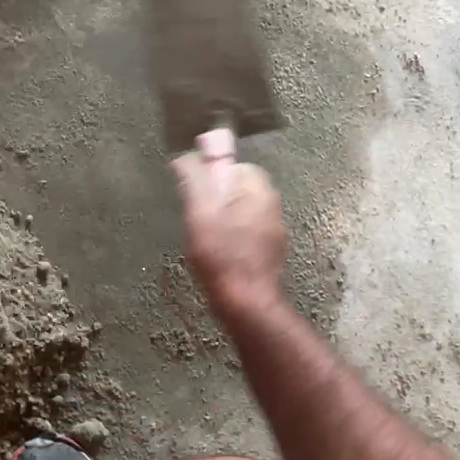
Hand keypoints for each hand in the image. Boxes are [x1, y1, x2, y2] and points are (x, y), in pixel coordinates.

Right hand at [171, 129, 286, 320]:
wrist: (246, 302)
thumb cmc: (221, 254)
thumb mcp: (199, 212)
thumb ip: (193, 180)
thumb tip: (185, 157)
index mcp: (260, 192)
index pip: (239, 167)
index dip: (215, 176)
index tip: (198, 192)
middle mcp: (273, 208)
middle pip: (242, 191)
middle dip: (219, 198)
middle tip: (198, 217)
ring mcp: (275, 233)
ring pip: (245, 214)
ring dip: (226, 220)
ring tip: (206, 238)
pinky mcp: (272, 255)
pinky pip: (250, 236)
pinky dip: (234, 239)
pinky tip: (220, 255)